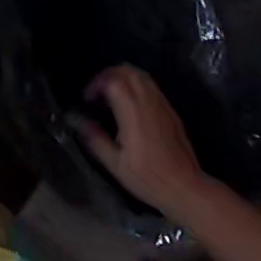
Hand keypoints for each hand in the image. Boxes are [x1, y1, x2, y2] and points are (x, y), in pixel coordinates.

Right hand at [69, 64, 213, 214]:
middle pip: (130, 72)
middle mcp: (150, 105)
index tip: (88, 98)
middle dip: (109, 74)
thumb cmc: (146, 179)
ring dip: (124, 78)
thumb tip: (76, 119)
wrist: (185, 188)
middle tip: (96, 92)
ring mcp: (164, 107)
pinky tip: (128, 105)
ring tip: (110, 96)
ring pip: (144, 77)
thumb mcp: (113, 163)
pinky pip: (153, 88)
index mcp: (134, 116)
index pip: (115, 81)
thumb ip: (94, 137)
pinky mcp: (172, 113)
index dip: (97, 82)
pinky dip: (136, 86)